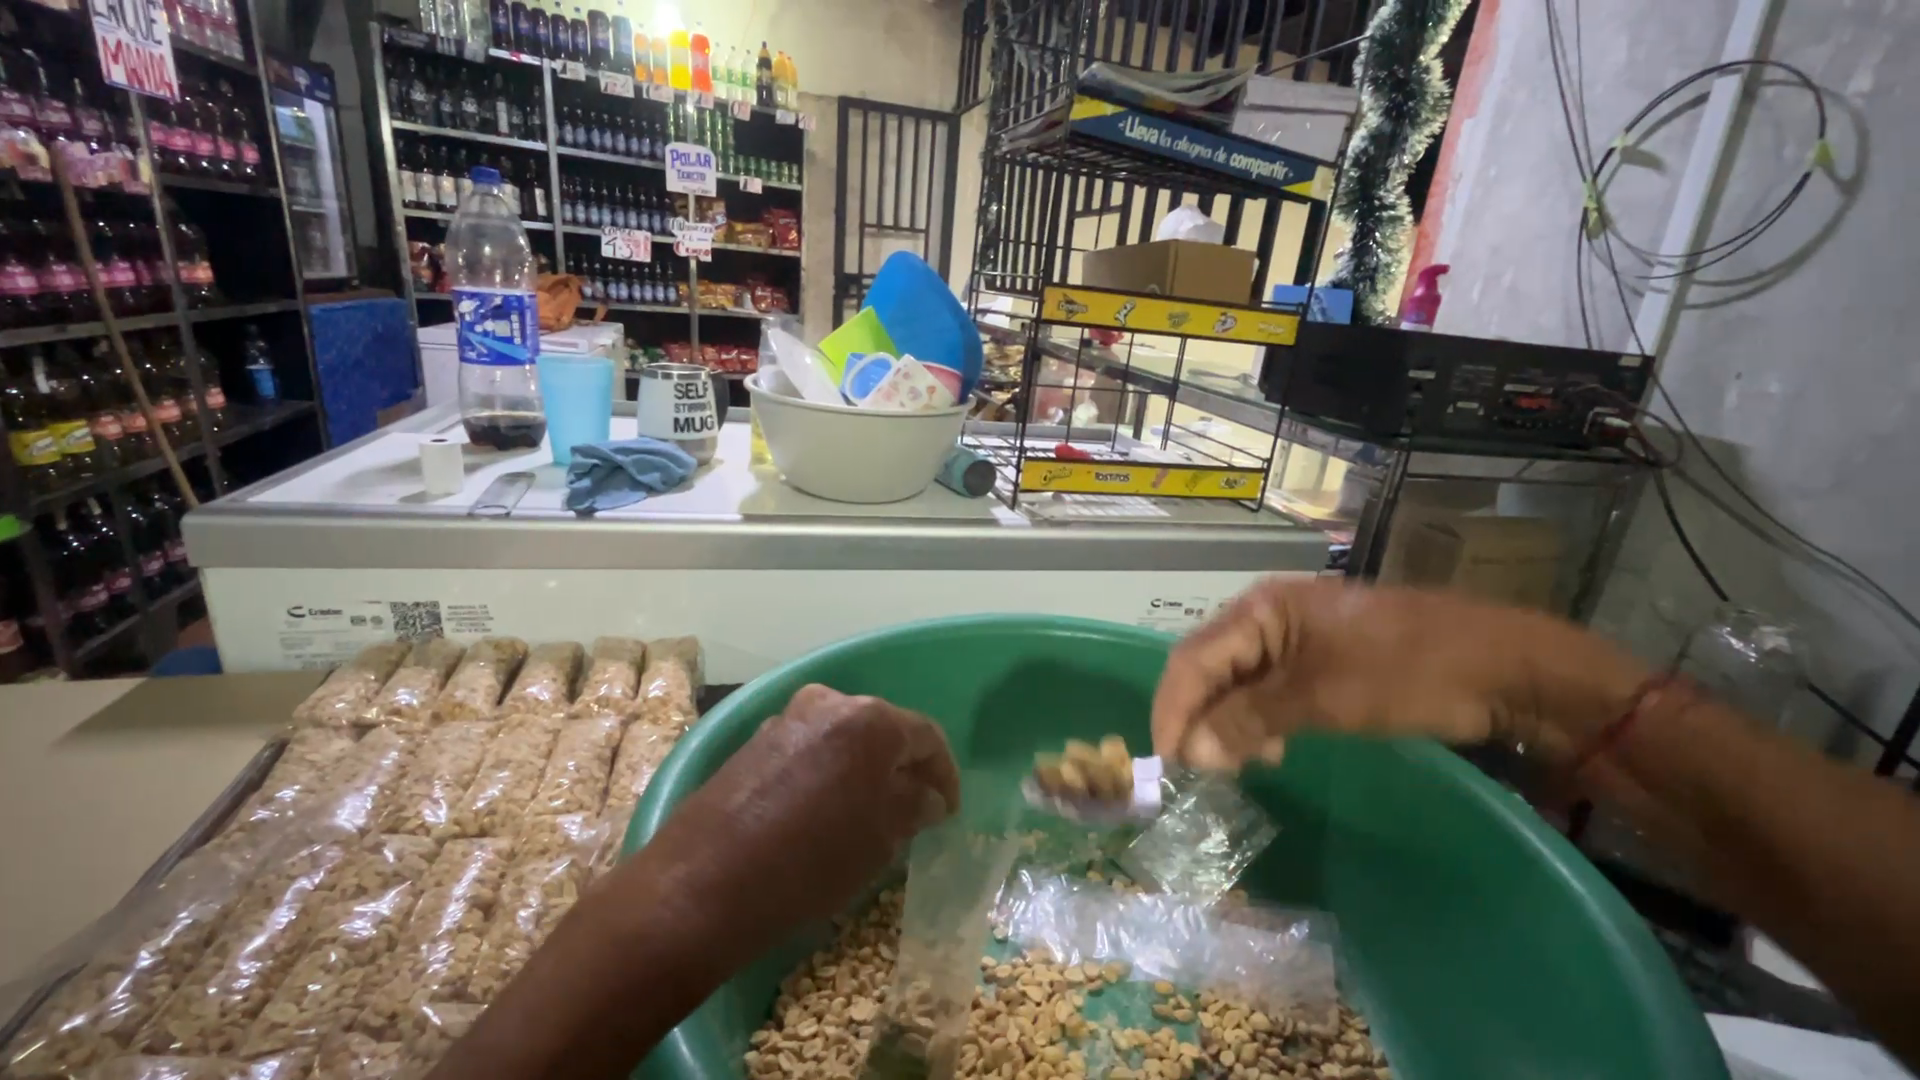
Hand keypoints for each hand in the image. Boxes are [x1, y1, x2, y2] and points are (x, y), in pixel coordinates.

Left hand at [645, 684, 960, 928]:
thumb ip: (915, 806)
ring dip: (861, 771)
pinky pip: (808, 751)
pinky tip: (822, 814)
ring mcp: (784, 720)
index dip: (944, 774)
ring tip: (867, 815)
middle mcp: (828, 704)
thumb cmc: (810, 862)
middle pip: (882, 731)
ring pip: (842, 740)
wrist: (702, 885)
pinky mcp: (752, 743)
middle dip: (902, 769)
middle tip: (913, 811)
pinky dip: (826, 775)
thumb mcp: (881, 840)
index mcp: (870, 720)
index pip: (926, 737)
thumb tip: (927, 795)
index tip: (949, 811)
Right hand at [1151, 578, 1647, 768]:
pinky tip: (1272, 749)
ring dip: (1226, 723)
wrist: (1503, 666)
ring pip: (1235, 682)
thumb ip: (1249, 720)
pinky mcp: (1318, 660)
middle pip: (1207, 668)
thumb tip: (1192, 753)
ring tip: (1238, 765)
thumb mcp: (1322, 698)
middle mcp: (1266, 616)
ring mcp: (1293, 637)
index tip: (1167, 764)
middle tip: (1198, 772)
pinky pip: (1267, 689)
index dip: (1173, 711)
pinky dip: (1258, 721)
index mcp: (1260, 609)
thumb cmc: (1406, 673)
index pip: (1192, 660)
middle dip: (1197, 719)